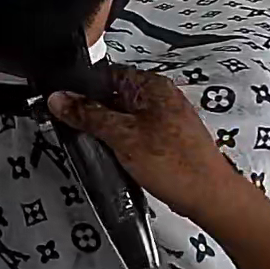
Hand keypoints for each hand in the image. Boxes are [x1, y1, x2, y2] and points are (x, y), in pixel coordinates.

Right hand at [48, 67, 258, 222]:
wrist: (208, 196)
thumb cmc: (178, 164)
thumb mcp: (121, 136)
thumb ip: (88, 115)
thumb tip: (61, 100)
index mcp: (152, 85)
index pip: (107, 73)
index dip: (83, 88)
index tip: (65, 103)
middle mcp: (161, 97)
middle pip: (114, 96)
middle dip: (95, 112)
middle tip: (80, 129)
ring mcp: (165, 119)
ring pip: (124, 118)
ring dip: (109, 131)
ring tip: (103, 146)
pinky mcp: (166, 140)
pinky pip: (135, 134)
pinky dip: (123, 143)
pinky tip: (119, 157)